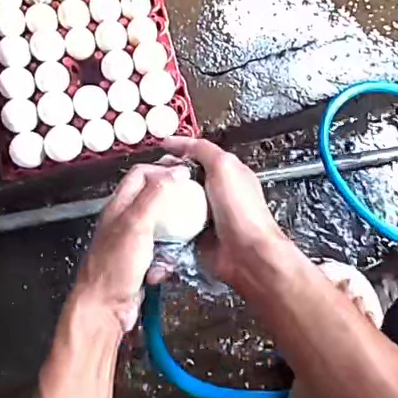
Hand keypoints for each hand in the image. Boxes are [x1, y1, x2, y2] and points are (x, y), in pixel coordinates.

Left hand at [70, 164, 176, 330]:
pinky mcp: (139, 263)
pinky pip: (160, 254)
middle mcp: (123, 221)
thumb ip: (155, 195)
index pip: (141, 174)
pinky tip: (163, 269)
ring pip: (160, 229)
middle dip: (172, 204)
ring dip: (171, 237)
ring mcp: (131, 243)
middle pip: (153, 200)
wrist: (103, 309)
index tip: (184, 176)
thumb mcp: (137, 223)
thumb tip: (174, 172)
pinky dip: (166, 260)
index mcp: (118, 206)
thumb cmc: (112, 269)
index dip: (163, 170)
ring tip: (176, 244)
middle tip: (189, 207)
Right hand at [159, 136, 297, 289]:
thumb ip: (204, 150)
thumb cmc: (243, 212)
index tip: (160, 149)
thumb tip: (181, 142)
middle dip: (166, 177)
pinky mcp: (195, 237)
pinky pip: (173, 227)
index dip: (179, 151)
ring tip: (150, 197)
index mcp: (226, 173)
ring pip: (175, 203)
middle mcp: (215, 194)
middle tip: (152, 176)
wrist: (246, 255)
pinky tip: (157, 220)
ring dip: (163, 202)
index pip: (197, 155)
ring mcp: (205, 216)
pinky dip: (165, 225)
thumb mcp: (224, 166)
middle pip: (182, 179)